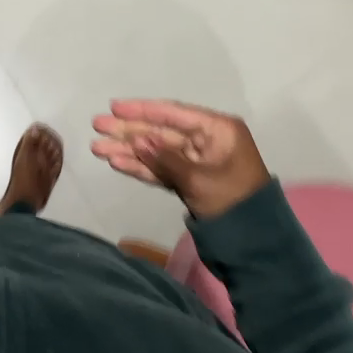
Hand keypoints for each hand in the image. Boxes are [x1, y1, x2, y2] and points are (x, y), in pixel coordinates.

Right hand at [91, 99, 270, 218]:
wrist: (256, 245)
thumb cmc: (233, 202)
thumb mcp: (199, 179)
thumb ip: (165, 158)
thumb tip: (137, 140)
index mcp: (218, 130)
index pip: (174, 114)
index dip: (142, 110)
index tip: (114, 107)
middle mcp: (207, 141)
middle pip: (161, 131)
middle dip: (128, 130)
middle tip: (97, 126)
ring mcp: (198, 162)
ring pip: (157, 151)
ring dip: (128, 150)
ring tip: (97, 148)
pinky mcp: (190, 182)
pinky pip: (162, 170)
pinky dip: (141, 168)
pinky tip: (116, 162)